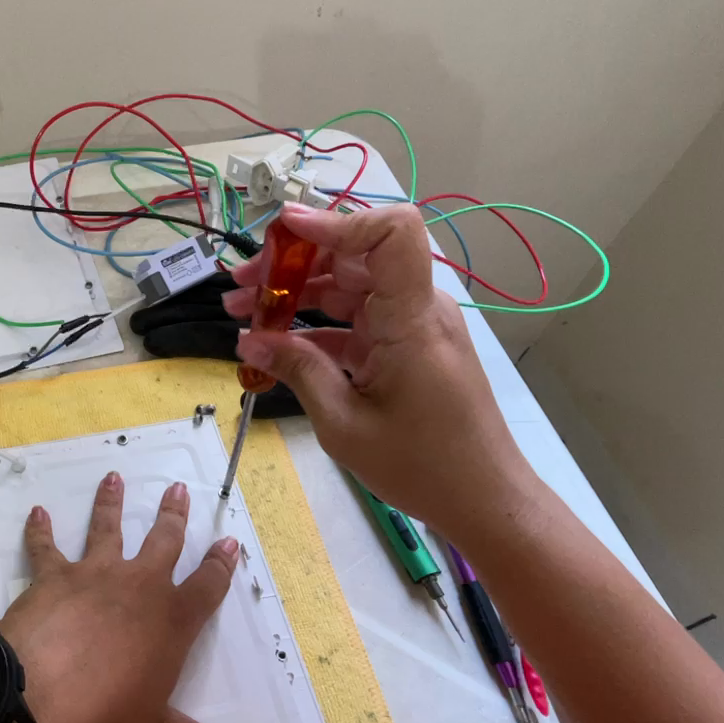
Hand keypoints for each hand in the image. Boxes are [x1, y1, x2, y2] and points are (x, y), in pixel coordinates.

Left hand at [0, 471, 242, 722]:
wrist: (43, 691)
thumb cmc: (105, 708)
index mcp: (171, 619)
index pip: (207, 587)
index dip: (221, 565)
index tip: (229, 542)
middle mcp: (139, 585)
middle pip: (163, 541)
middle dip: (173, 515)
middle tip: (177, 489)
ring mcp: (95, 573)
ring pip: (108, 528)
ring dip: (111, 502)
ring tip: (113, 477)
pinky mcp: (54, 574)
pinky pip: (45, 546)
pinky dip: (39, 529)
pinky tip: (36, 512)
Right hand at [222, 203, 540, 541]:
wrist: (484, 500)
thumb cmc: (420, 466)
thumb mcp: (344, 423)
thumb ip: (298, 371)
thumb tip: (249, 339)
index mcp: (410, 320)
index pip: (392, 233)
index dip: (337, 222)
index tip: (282, 234)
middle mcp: (415, 310)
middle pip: (354, 257)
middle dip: (292, 263)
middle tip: (239, 285)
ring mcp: (411, 328)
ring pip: (349, 288)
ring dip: (296, 295)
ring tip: (243, 312)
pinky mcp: (406, 348)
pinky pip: (357, 321)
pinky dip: (316, 328)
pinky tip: (276, 346)